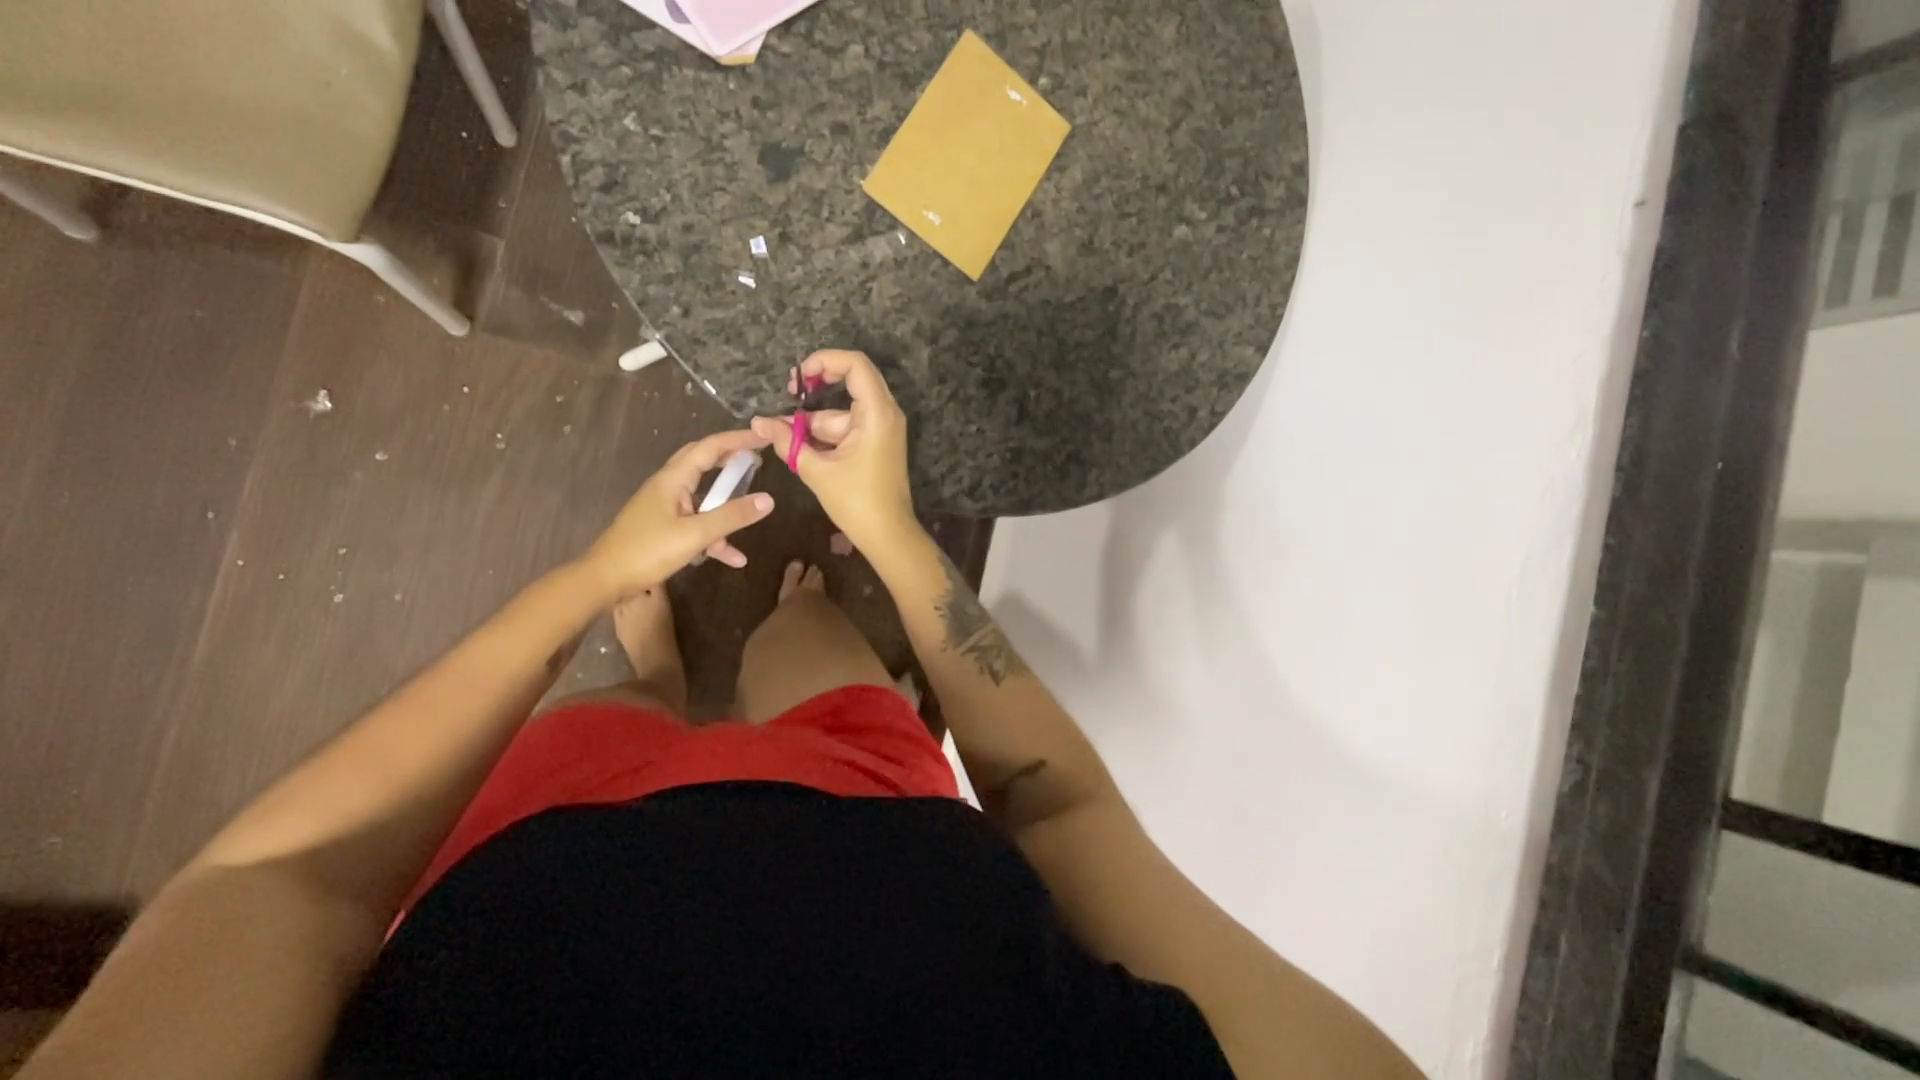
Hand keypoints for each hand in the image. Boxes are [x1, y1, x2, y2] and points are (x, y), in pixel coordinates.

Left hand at [582, 429, 774, 599]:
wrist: (605, 579)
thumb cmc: (647, 551)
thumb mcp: (695, 534)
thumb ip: (732, 516)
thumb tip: (768, 499)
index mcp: (673, 479)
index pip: (710, 447)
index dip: (739, 439)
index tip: (765, 435)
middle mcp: (668, 486)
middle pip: (704, 462)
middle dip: (731, 459)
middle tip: (758, 457)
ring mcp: (665, 506)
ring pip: (703, 496)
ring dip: (726, 505)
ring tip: (752, 511)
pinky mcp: (663, 527)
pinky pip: (696, 522)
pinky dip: (714, 535)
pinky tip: (733, 557)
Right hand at [750, 350, 917, 552]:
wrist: (887, 534)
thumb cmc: (856, 502)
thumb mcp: (816, 470)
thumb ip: (787, 442)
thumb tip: (758, 423)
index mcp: (876, 413)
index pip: (855, 364)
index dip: (824, 360)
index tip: (799, 378)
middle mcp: (884, 413)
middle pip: (850, 381)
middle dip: (816, 386)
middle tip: (789, 394)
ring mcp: (882, 427)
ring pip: (842, 409)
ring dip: (813, 421)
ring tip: (783, 436)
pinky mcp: (876, 442)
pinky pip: (848, 426)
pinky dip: (825, 433)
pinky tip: (800, 446)